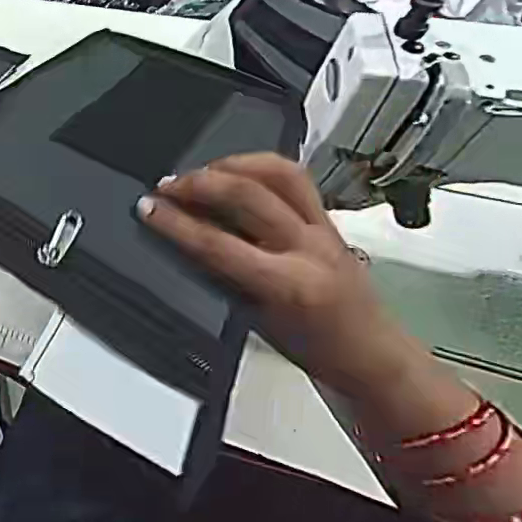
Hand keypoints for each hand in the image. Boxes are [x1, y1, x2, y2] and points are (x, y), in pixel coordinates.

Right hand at [137, 154, 424, 396]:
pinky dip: (258, 166)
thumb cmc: (315, 350)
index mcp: (289, 285)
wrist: (375, 357)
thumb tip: (183, 242)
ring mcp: (325, 227)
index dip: (174, 223)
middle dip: (198, 182)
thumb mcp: (255, 321)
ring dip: (232, 163)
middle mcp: (310, 248)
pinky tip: (235, 171)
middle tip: (166, 185)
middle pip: (248, 193)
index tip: (146, 208)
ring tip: (200, 171)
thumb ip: (222, 277)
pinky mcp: (330, 218)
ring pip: (277, 172)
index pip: (218, 243)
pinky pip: (294, 177)